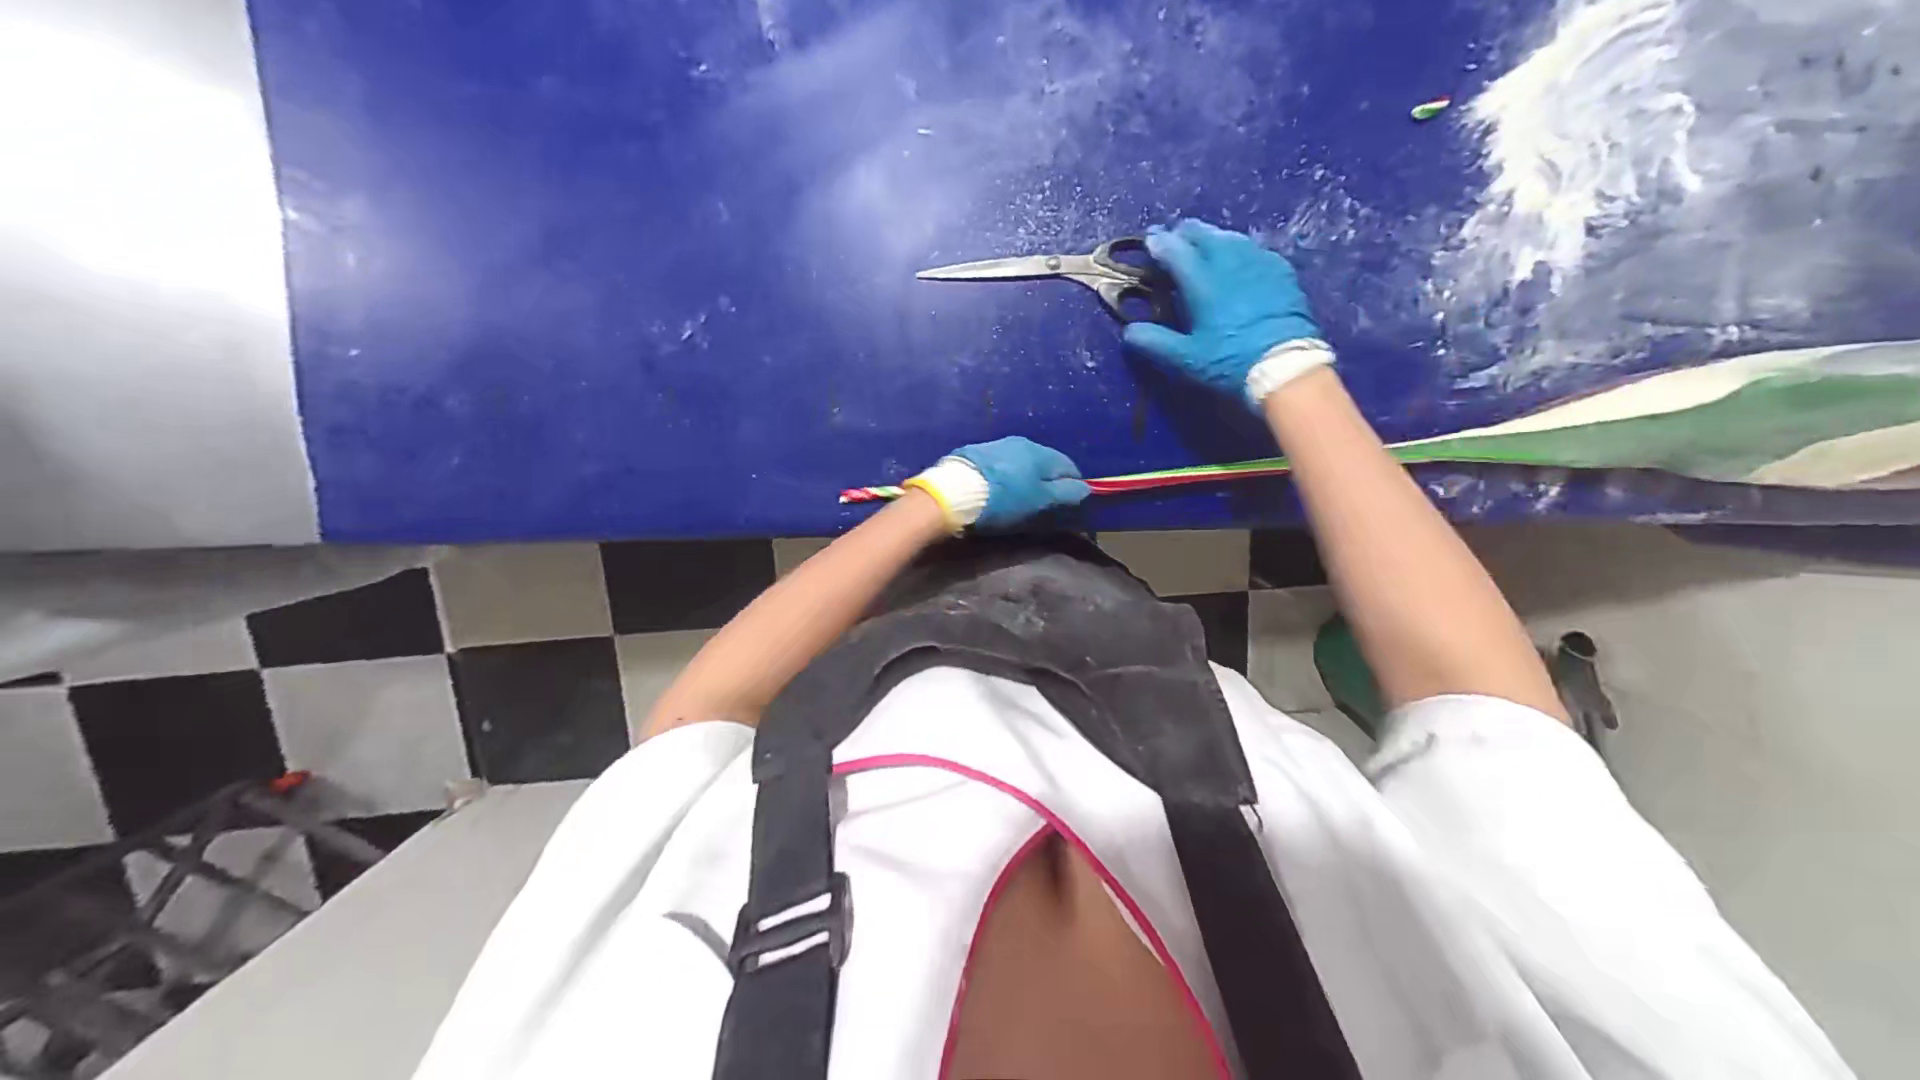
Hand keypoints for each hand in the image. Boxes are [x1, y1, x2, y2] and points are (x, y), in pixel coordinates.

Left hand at [905, 436, 1089, 531]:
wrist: (953, 493)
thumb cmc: (1004, 500)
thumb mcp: (1039, 501)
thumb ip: (1065, 493)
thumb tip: (1086, 488)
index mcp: (1040, 452)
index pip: (1068, 466)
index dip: (1073, 485)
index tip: (1070, 503)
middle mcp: (1021, 442)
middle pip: (1044, 462)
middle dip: (1048, 480)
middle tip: (1046, 502)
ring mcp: (996, 445)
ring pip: (1022, 462)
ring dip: (1026, 477)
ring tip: (1022, 497)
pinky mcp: (975, 453)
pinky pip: (1001, 464)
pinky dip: (1007, 476)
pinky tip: (1001, 489)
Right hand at [1121, 219, 1331, 407]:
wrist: (1285, 366)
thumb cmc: (1230, 362)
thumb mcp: (1185, 359)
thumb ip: (1154, 342)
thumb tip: (1130, 331)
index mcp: (1201, 281)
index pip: (1175, 250)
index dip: (1159, 243)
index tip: (1149, 241)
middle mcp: (1229, 262)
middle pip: (1203, 234)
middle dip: (1184, 233)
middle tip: (1173, 238)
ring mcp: (1258, 262)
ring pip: (1229, 237)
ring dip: (1211, 237)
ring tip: (1202, 243)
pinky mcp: (1280, 270)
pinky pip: (1253, 249)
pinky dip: (1237, 248)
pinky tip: (1236, 258)